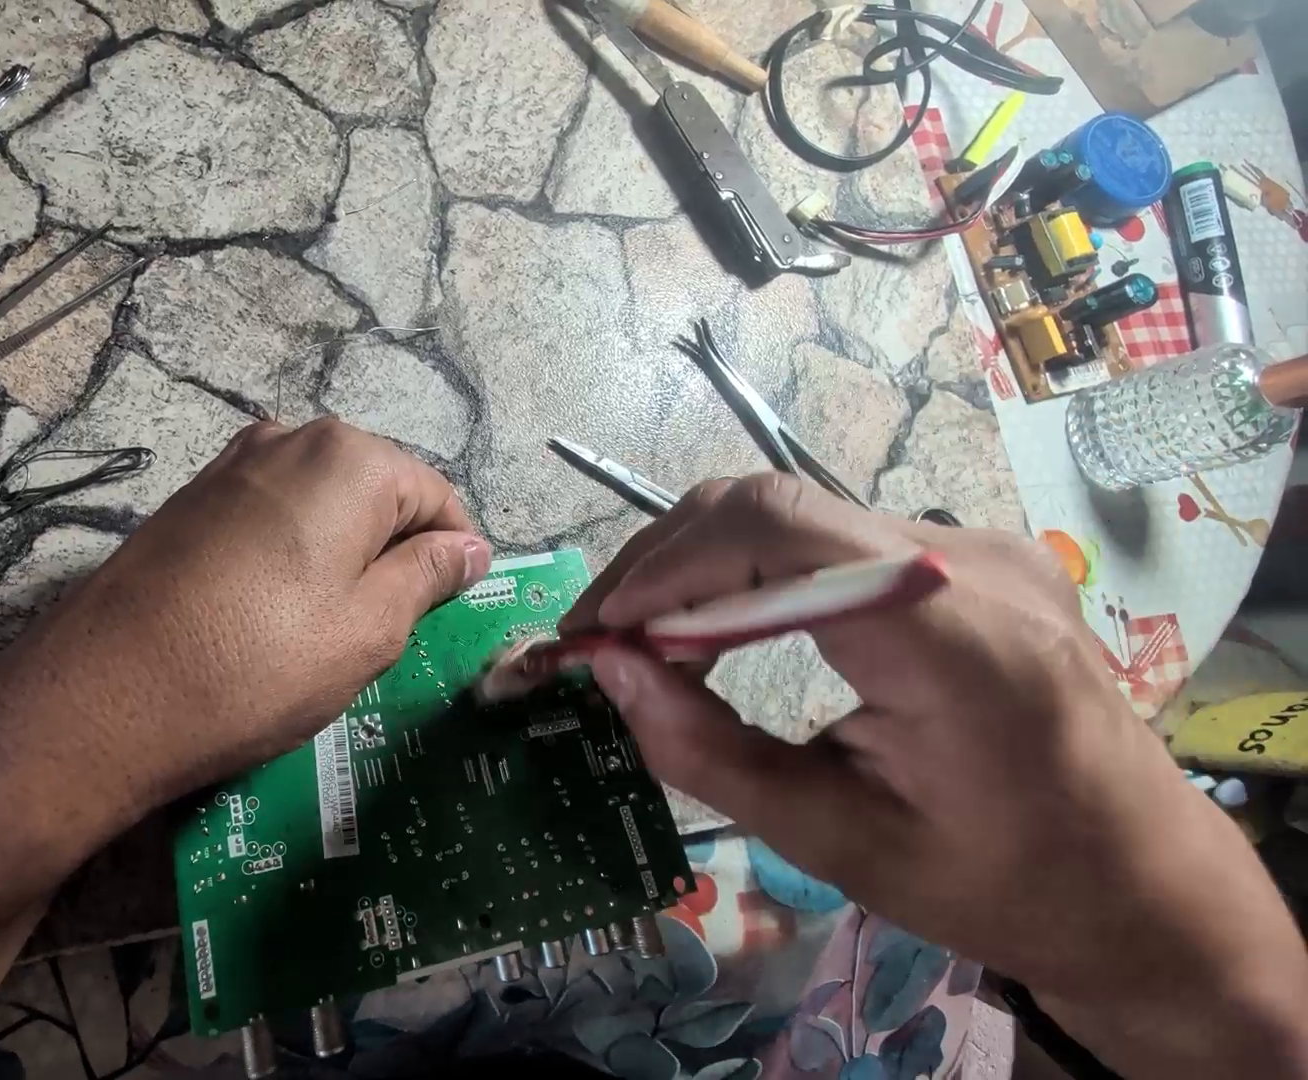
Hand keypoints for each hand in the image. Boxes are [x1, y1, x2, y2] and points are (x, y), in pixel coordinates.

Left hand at [0, 418, 490, 844]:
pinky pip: (271, 515)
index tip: (449, 610)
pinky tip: (271, 609)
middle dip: (394, 552)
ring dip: (342, 555)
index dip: (454, 553)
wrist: (104, 695)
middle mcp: (289, 438)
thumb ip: (429, 574)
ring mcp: (231, 464)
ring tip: (325, 625)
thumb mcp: (369, 627)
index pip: (435, 495)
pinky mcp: (191, 498)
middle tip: (386, 628)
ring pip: (322, 504)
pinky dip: (292, 553)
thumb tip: (470, 546)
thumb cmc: (258, 664)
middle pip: (376, 492)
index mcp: (348, 458)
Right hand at [564, 473, 1307, 1077]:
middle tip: (600, 633)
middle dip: (660, 562)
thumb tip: (609, 667)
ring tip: (639, 633)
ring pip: (781, 510)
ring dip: (689, 562)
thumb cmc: (996, 883)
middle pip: (767, 505)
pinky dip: (735, 571)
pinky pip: (812, 535)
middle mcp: (966, 563)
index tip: (599, 630)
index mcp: (955, 641)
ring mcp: (965, 548)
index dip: (668, 567)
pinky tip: (708, 625)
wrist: (1146, 889)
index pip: (780, 535)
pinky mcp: (952, 556)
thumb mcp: (834, 841)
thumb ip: (707, 751)